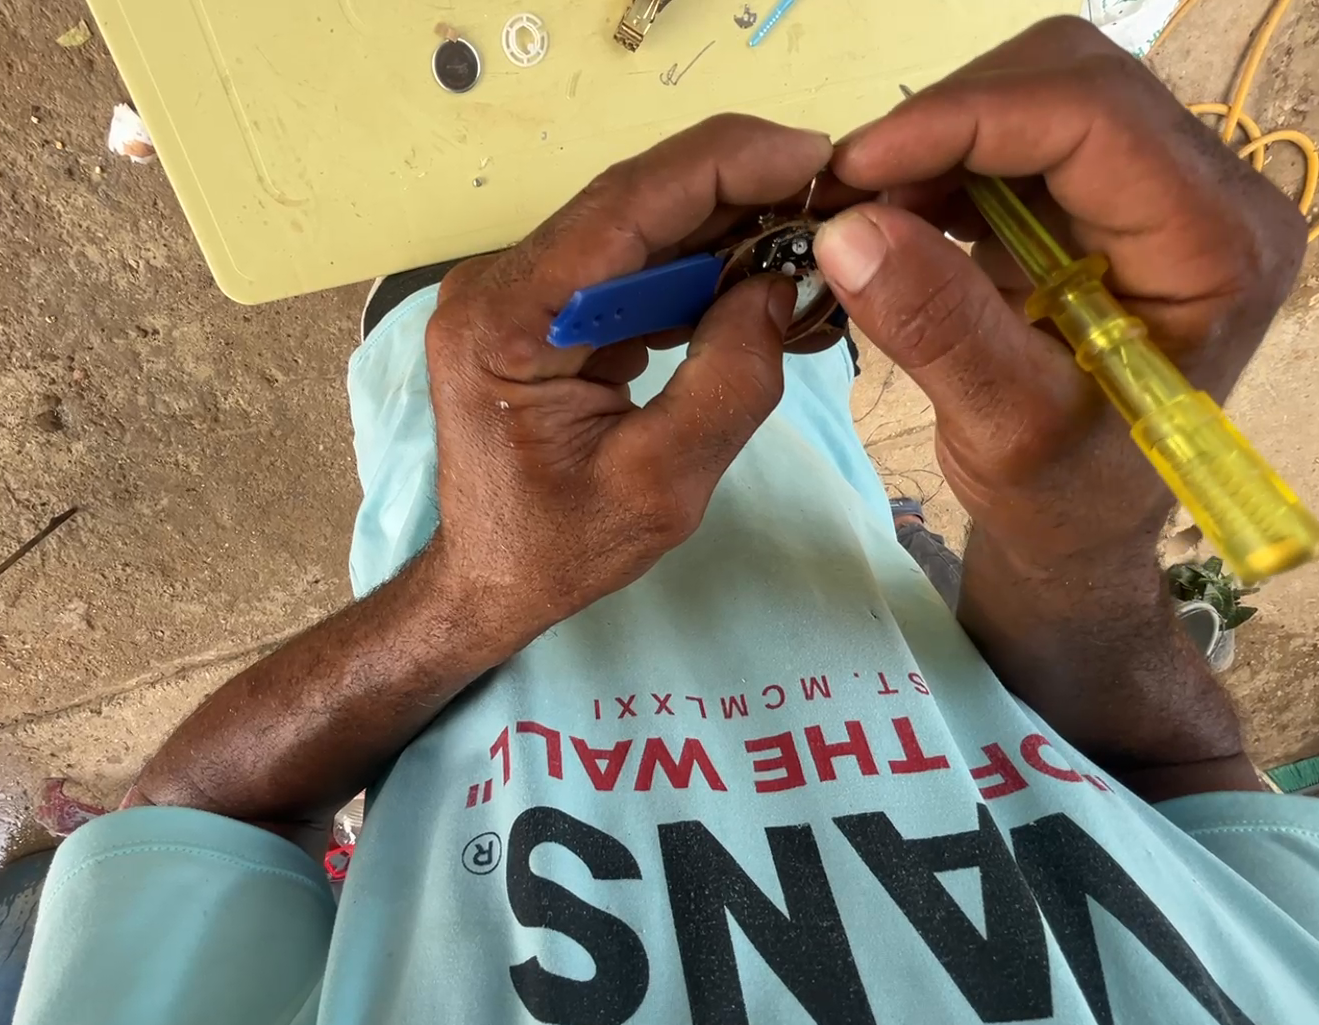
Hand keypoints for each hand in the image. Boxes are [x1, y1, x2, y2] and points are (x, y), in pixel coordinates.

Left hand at [423, 116, 832, 635]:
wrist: (493, 576)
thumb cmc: (563, 547)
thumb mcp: (663, 481)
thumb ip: (729, 379)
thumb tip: (778, 284)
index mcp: (506, 324)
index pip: (624, 207)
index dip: (726, 165)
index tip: (815, 155)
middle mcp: (494, 288)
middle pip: (628, 208)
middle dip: (733, 195)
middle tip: (825, 202)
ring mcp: (508, 296)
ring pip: (629, 234)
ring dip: (715, 235)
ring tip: (798, 246)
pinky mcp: (531, 314)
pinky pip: (619, 272)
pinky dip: (684, 275)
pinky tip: (742, 285)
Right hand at [815, 16, 1307, 582]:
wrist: (1077, 525)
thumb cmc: (1061, 495)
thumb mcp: (1002, 424)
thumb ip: (936, 326)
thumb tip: (844, 232)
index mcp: (1210, 246)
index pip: (1094, 118)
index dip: (964, 119)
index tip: (852, 167)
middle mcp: (1196, 197)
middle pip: (1070, 84)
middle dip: (945, 122)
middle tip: (848, 191)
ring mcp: (1142, 201)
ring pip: (1034, 107)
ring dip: (933, 147)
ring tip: (858, 211)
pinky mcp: (1090, 218)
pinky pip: (1011, 157)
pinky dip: (937, 175)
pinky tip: (892, 221)